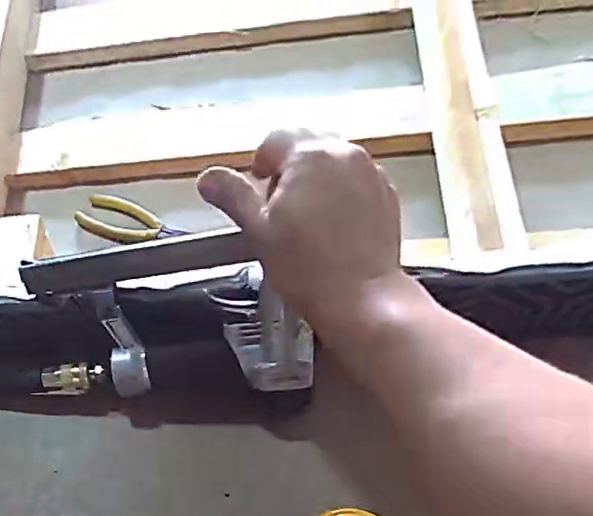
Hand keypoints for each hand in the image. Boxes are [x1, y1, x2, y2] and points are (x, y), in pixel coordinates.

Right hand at [196, 130, 421, 345]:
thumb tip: (207, 178)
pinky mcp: (385, 194)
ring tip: (305, 228)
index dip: (258, 167)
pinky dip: (339, 198)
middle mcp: (344, 153)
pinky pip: (354, 183)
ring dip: (314, 185)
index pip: (273, 140)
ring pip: (332, 164)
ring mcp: (370, 171)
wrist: (359, 297)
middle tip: (279, 216)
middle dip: (288, 174)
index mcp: (309, 156)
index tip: (258, 198)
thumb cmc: (306, 268)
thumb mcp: (258, 231)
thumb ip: (233, 197)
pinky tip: (330, 233)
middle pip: (305, 146)